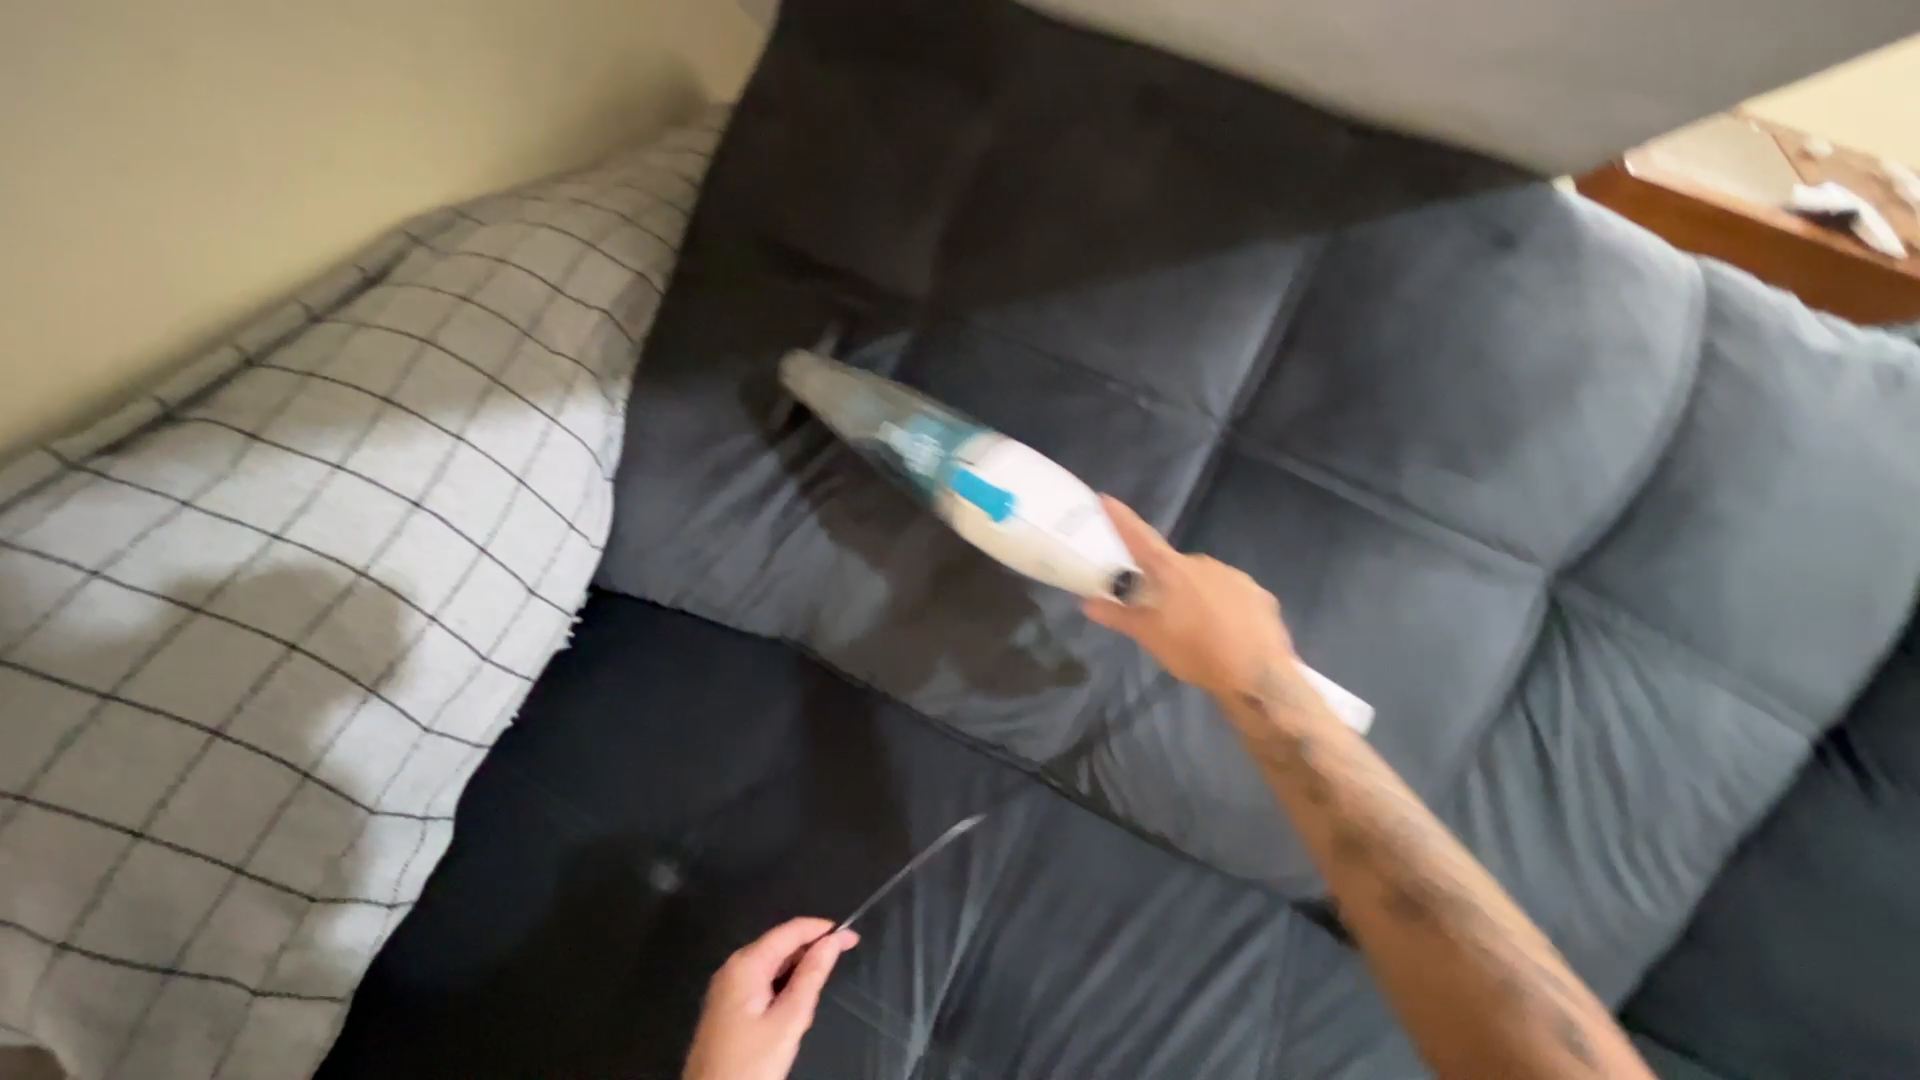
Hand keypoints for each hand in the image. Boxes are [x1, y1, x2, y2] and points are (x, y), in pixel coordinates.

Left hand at [683, 918, 858, 1079]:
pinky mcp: (726, 1007)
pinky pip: (761, 983)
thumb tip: (833, 940)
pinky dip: (782, 985)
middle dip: (811, 950)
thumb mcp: (789, 1020)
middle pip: (780, 945)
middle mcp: (733, 967)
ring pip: (771, 965)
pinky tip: (793, 1005)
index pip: (791, 930)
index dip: (824, 930)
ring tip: (818, 990)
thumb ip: (812, 976)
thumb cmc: (751, 1065)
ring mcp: (726, 987)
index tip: (852, 938)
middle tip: (841, 966)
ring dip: (798, 971)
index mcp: (746, 964)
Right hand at [1083, 496, 1295, 702]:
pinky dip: (1223, 605)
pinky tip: (1225, 631)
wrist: (1257, 675)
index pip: (1140, 537)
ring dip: (1195, 594)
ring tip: (1195, 627)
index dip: (1122, 519)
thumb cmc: (1195, 652)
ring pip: (1204, 579)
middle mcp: (1203, 564)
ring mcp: (1235, 576)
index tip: (1107, 499)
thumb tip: (1087, 603)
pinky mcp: (1259, 594)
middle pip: (1174, 565)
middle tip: (1159, 609)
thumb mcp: (1150, 638)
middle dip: (1164, 581)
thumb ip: (1119, 616)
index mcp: (1172, 570)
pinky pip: (1232, 593)